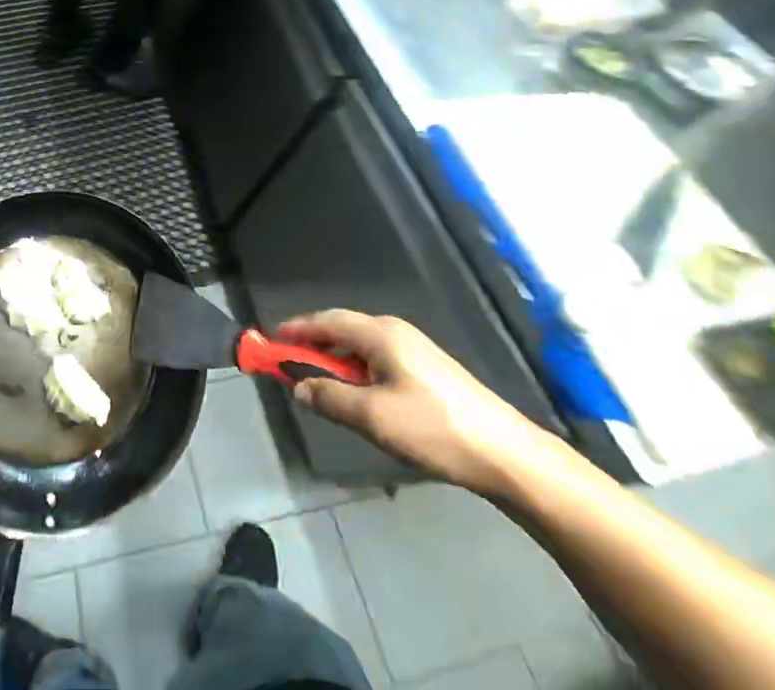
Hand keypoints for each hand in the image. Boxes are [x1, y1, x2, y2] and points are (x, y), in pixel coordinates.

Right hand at [278, 310, 554, 495]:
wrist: (505, 454)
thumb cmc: (433, 428)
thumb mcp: (372, 416)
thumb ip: (329, 397)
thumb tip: (299, 387)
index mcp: (381, 334)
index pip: (326, 321)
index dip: (295, 330)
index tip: (268, 342)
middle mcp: (396, 333)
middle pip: (342, 330)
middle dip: (311, 345)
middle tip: (287, 366)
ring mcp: (415, 351)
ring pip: (360, 347)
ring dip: (333, 361)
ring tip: (316, 385)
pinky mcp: (427, 371)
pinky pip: (376, 361)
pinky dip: (355, 372)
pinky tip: (355, 397)